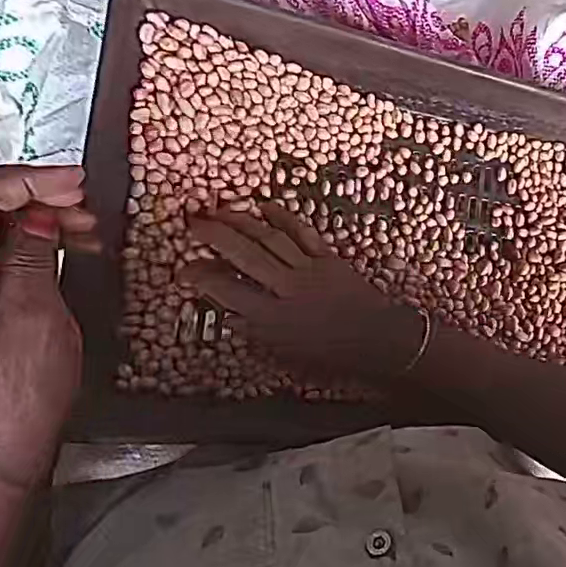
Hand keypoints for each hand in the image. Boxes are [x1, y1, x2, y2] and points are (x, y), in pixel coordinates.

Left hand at [0, 166, 96, 488]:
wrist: (11, 438)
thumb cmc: (24, 391)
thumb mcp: (36, 319)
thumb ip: (30, 257)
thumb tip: (37, 213)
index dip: (22, 181)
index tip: (73, 183)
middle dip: (26, 188)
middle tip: (80, 195)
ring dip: (35, 208)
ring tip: (85, 221)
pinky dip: (35, 231)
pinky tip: (70, 238)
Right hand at [180, 204, 422, 381]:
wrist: (380, 343)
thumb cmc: (334, 359)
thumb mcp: (288, 358)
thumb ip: (257, 335)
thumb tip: (231, 315)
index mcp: (273, 319)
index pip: (226, 291)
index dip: (201, 277)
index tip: (184, 269)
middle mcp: (287, 289)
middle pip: (243, 254)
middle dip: (214, 235)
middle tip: (192, 223)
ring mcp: (309, 270)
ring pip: (269, 238)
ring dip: (242, 221)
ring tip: (219, 210)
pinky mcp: (330, 259)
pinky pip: (302, 232)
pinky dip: (283, 218)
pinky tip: (265, 207)